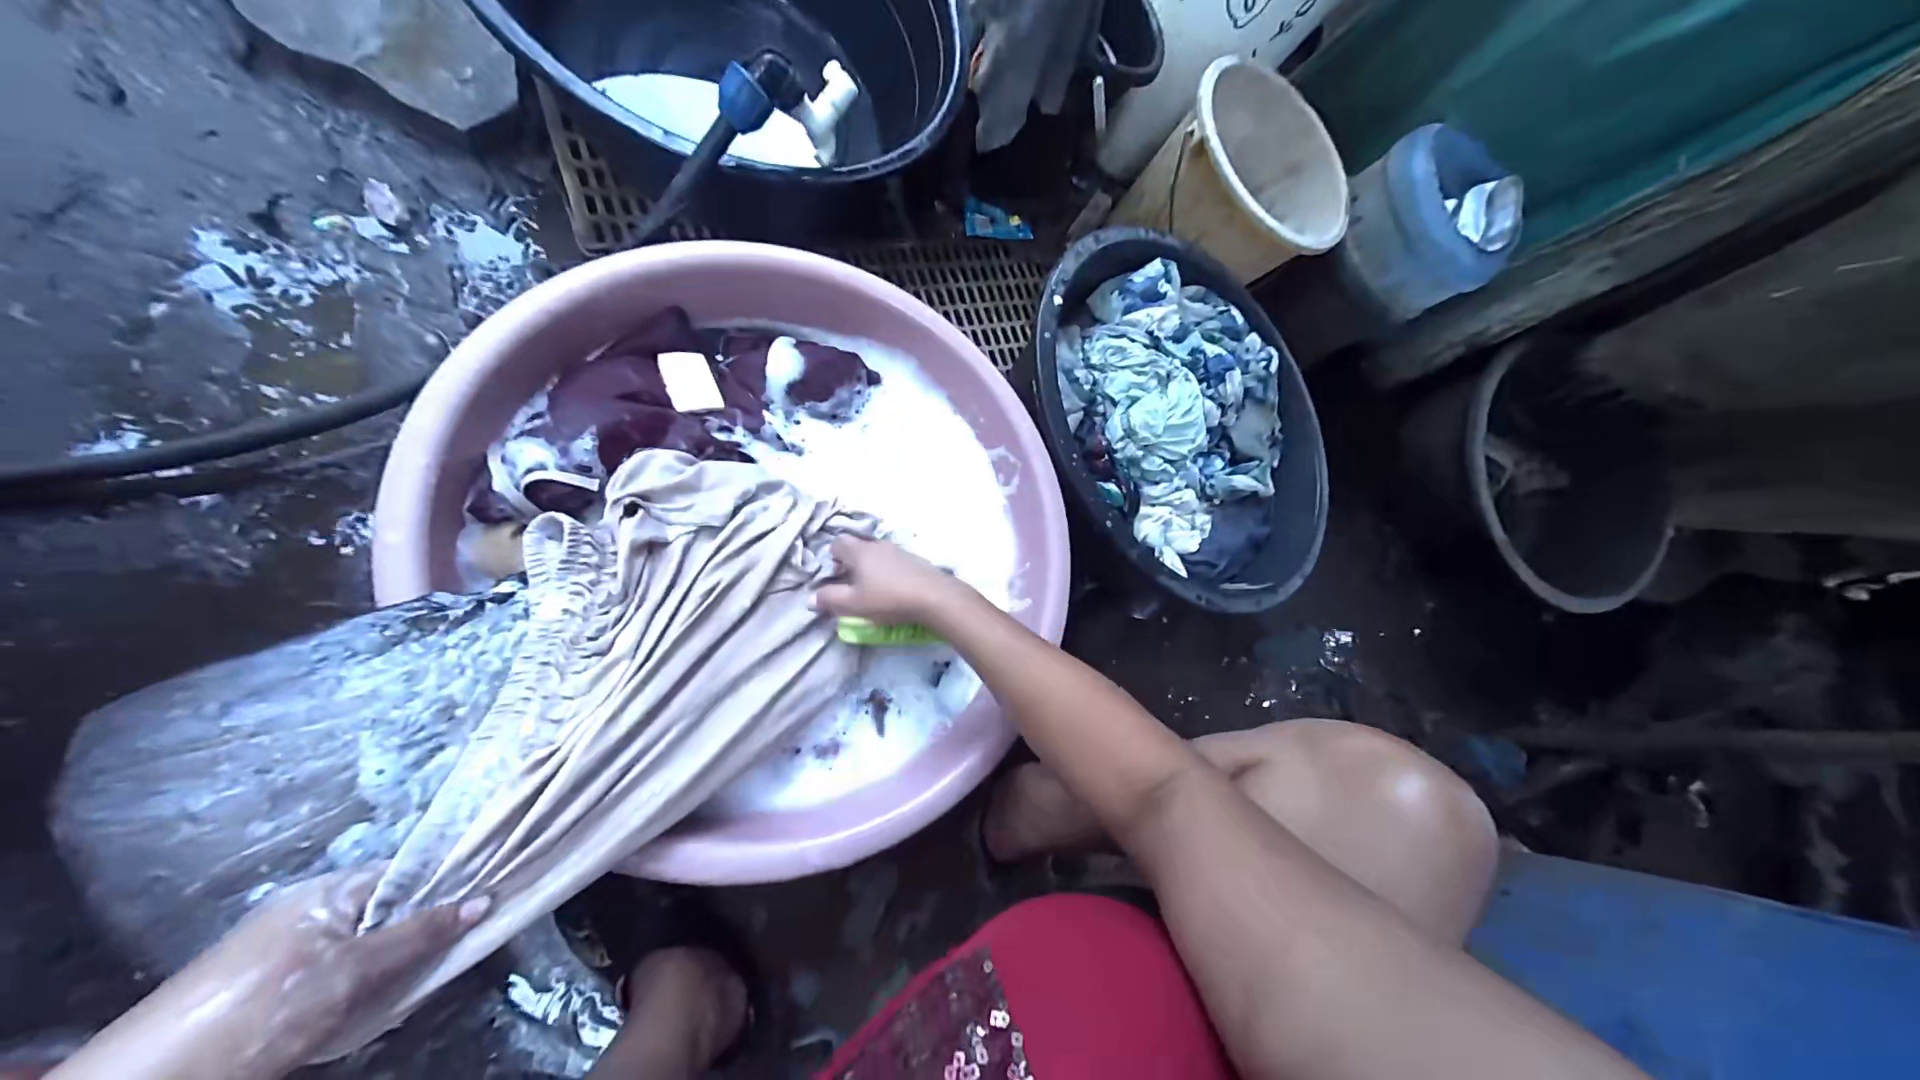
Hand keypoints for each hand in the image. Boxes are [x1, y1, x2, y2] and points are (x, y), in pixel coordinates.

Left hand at [50, 868, 486, 1079]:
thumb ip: (419, 934)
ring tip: (418, 979)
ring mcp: (286, 945)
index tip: (486, 896)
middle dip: (422, 926)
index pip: (406, 871)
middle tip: (455, 947)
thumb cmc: (264, 1009)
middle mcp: (309, 907)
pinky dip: (363, 981)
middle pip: (388, 906)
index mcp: (327, 890)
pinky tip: (372, 1002)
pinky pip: (339, 967)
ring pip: (365, 940)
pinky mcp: (271, 982)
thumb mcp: (353, 971)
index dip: (446, 882)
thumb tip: (484, 900)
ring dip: (393, 959)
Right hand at [813, 537, 968, 626]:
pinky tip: (895, 590)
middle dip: (851, 564)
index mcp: (859, 551)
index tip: (837, 578)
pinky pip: (894, 562)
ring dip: (872, 568)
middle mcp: (878, 545)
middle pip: (858, 547)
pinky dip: (889, 572)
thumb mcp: (853, 605)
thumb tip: (810, 598)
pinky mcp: (916, 560)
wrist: (935, 597)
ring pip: (877, 554)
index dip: (833, 559)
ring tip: (875, 590)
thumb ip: (830, 599)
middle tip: (854, 586)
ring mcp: (899, 550)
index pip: (837, 543)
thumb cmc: (888, 598)